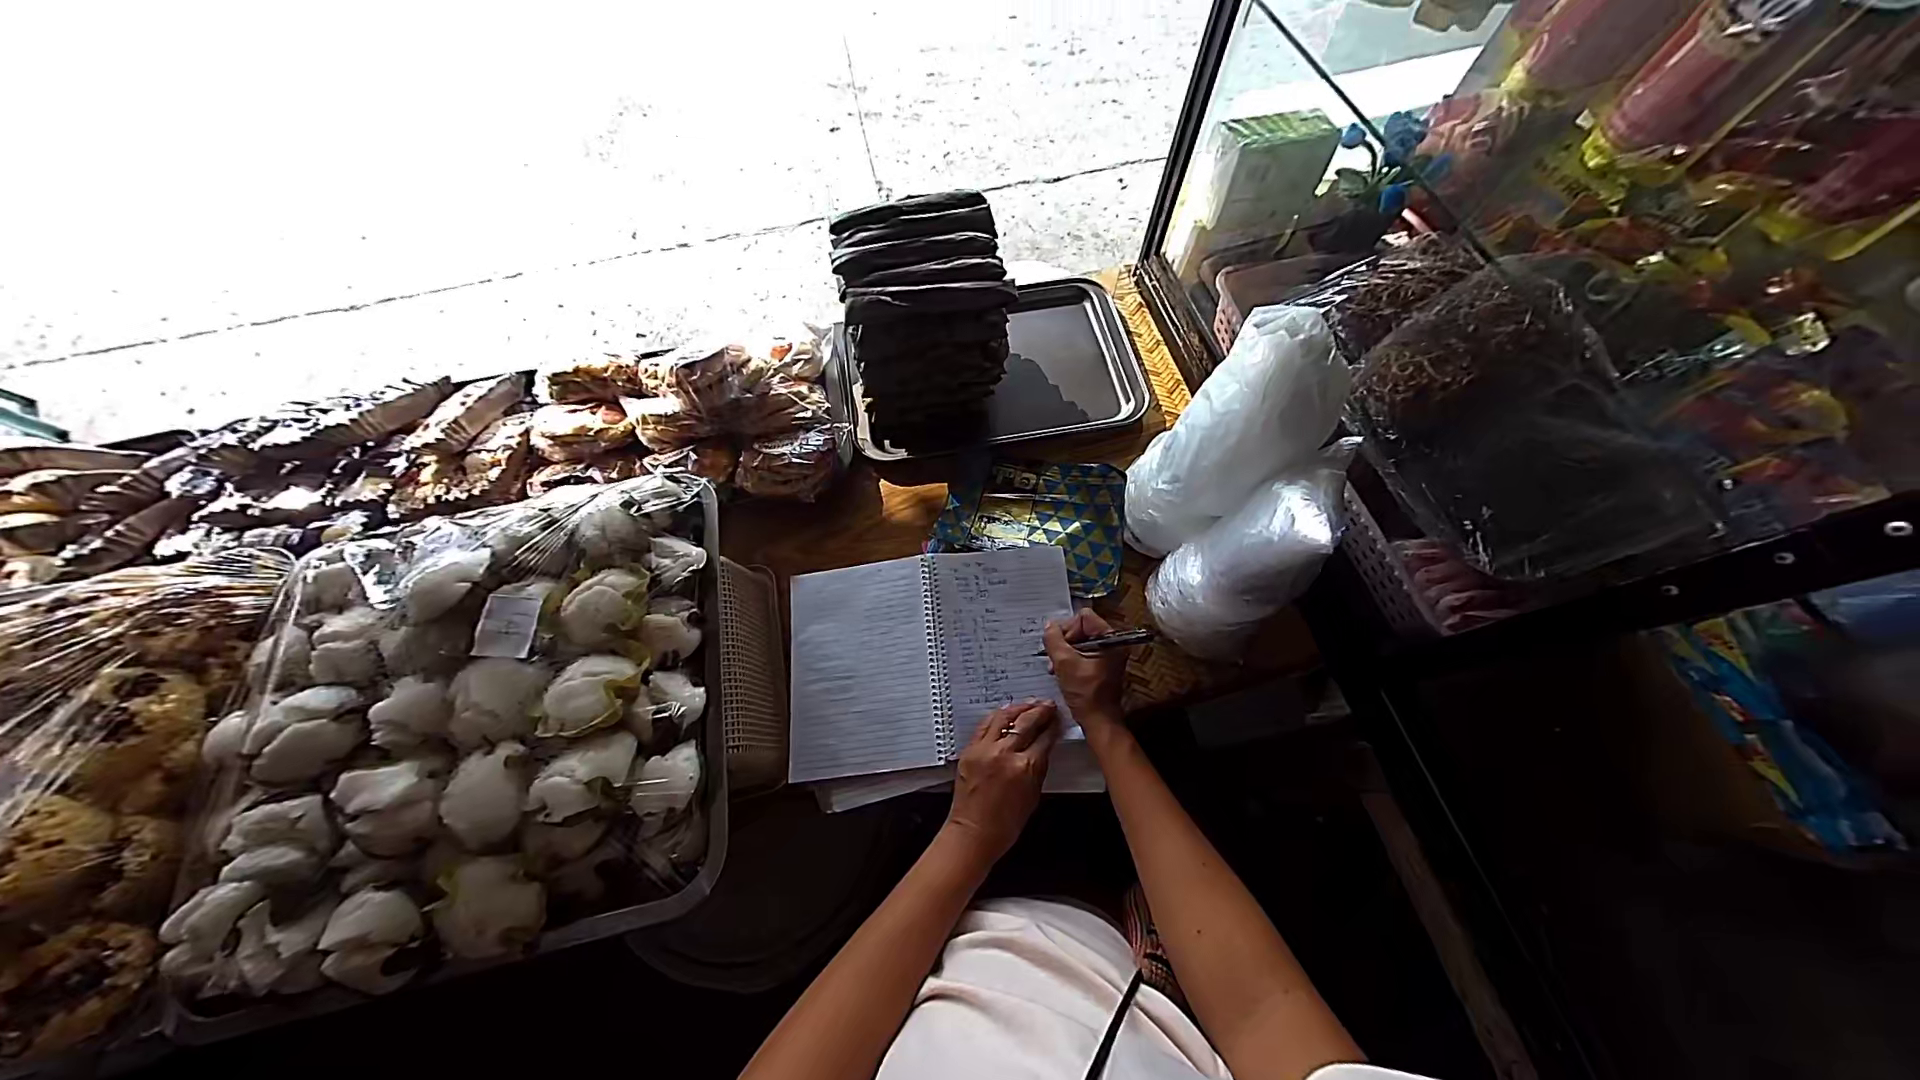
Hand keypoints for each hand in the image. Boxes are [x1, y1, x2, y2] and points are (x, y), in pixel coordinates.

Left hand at [945, 701, 1060, 863]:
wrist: (974, 832)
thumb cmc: (1006, 823)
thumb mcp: (1033, 795)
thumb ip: (1039, 767)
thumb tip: (1045, 746)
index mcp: (1024, 768)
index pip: (1044, 737)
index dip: (1052, 726)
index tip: (1057, 719)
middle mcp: (1003, 753)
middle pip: (1026, 722)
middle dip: (1040, 711)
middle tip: (1048, 706)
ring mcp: (984, 749)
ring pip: (1004, 717)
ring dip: (1019, 708)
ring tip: (1029, 705)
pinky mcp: (969, 750)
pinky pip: (985, 725)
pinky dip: (998, 717)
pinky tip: (1006, 714)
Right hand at [1043, 610, 1126, 740]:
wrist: (1098, 721)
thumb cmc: (1085, 693)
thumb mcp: (1064, 663)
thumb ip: (1054, 640)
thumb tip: (1049, 626)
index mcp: (1110, 639)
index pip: (1084, 617)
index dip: (1068, 629)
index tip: (1060, 647)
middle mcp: (1112, 643)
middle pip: (1082, 627)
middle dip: (1065, 641)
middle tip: (1055, 658)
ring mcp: (1108, 654)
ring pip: (1081, 640)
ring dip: (1065, 651)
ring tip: (1055, 667)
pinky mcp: (1103, 664)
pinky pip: (1084, 651)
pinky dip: (1071, 658)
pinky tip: (1062, 670)